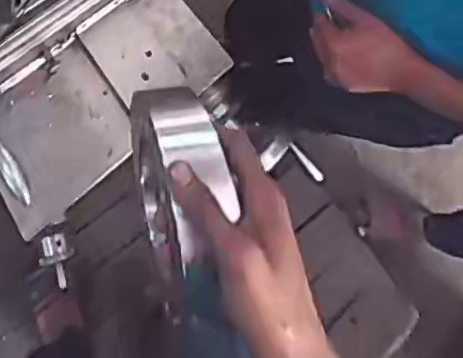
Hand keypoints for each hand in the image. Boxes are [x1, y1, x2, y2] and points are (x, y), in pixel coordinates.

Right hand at [171, 128, 336, 357]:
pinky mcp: (252, 250)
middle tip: (172, 170)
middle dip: (198, 170)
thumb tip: (182, 171)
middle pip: (226, 171)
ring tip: (173, 206)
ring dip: (197, 200)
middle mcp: (266, 207)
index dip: (215, 130)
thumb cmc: (275, 307)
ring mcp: (260, 229)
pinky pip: (221, 224)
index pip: (240, 145)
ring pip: (221, 198)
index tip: (189, 126)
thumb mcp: (233, 250)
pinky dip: (202, 224)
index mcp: (267, 197)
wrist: (291, 352)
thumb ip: (205, 208)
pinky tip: (189, 239)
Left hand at [311, 0, 433, 94]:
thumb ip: (341, 4)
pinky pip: (328, 70)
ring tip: (337, 37)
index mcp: (334, 44)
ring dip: (324, 45)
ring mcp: (336, 76)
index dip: (323, 16)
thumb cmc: (388, 44)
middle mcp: (330, 61)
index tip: (329, 12)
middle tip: (333, 23)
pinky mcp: (344, 85)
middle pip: (318, 40)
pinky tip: (339, 55)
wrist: (407, 73)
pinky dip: (330, 61)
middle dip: (323, 30)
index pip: (320, 25)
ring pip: (321, 55)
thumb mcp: (365, 19)